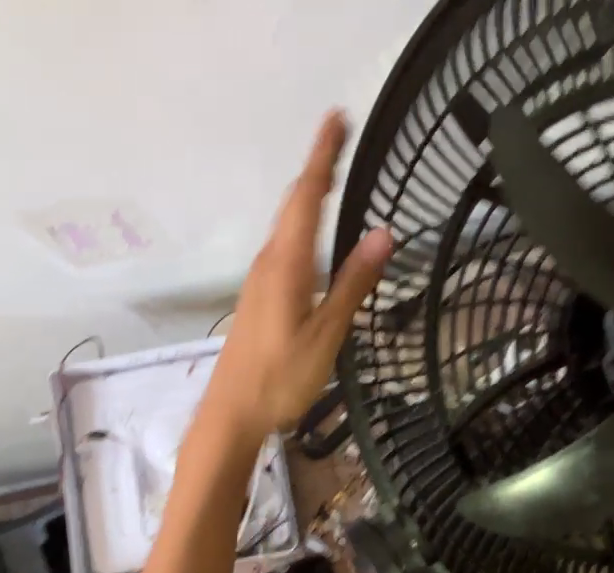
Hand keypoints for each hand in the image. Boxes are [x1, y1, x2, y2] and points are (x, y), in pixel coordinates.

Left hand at [205, 111, 393, 436]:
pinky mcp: (258, 298)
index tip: (336, 118)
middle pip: (292, 205)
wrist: (230, 413)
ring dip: (307, 197)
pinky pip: (283, 248)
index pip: (307, 196)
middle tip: (339, 138)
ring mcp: (259, 280)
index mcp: (286, 265)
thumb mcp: (325, 335)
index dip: (322, 156)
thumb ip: (352, 285)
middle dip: (316, 168)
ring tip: (332, 177)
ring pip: (285, 227)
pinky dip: (301, 227)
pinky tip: (313, 238)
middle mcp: (268, 263)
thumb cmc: (280, 378)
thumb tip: (383, 234)